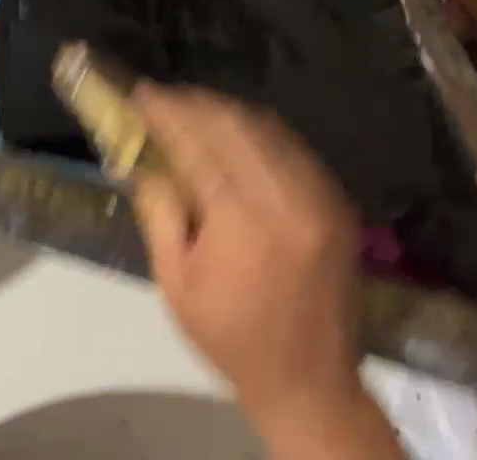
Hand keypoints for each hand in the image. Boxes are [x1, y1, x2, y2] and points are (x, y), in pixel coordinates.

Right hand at [130, 84, 365, 423]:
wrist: (311, 382)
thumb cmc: (230, 336)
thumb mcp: (175, 279)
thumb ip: (159, 210)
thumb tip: (142, 158)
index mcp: (245, 224)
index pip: (199, 144)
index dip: (166, 113)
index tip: (140, 94)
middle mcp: (290, 200)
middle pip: (234, 125)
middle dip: (192, 103)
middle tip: (159, 98)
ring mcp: (320, 199)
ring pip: (266, 128)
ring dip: (222, 111)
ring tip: (188, 109)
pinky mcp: (336, 204)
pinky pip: (291, 147)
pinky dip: (254, 131)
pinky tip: (229, 133)